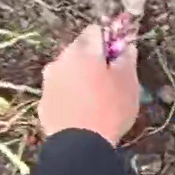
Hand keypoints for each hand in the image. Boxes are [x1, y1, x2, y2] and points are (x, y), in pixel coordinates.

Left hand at [37, 26, 142, 144]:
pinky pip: (62, 89)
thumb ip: (127, 59)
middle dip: (95, 59)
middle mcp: (61, 60)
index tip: (121, 54)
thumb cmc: (110, 109)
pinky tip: (85, 109)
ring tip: (99, 96)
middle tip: (113, 78)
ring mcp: (49, 80)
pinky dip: (73, 93)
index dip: (111, 39)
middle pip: (80, 50)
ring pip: (70, 70)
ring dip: (83, 77)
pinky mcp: (44, 100)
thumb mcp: (129, 83)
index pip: (96, 31)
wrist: (79, 143)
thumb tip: (126, 45)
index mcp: (84, 52)